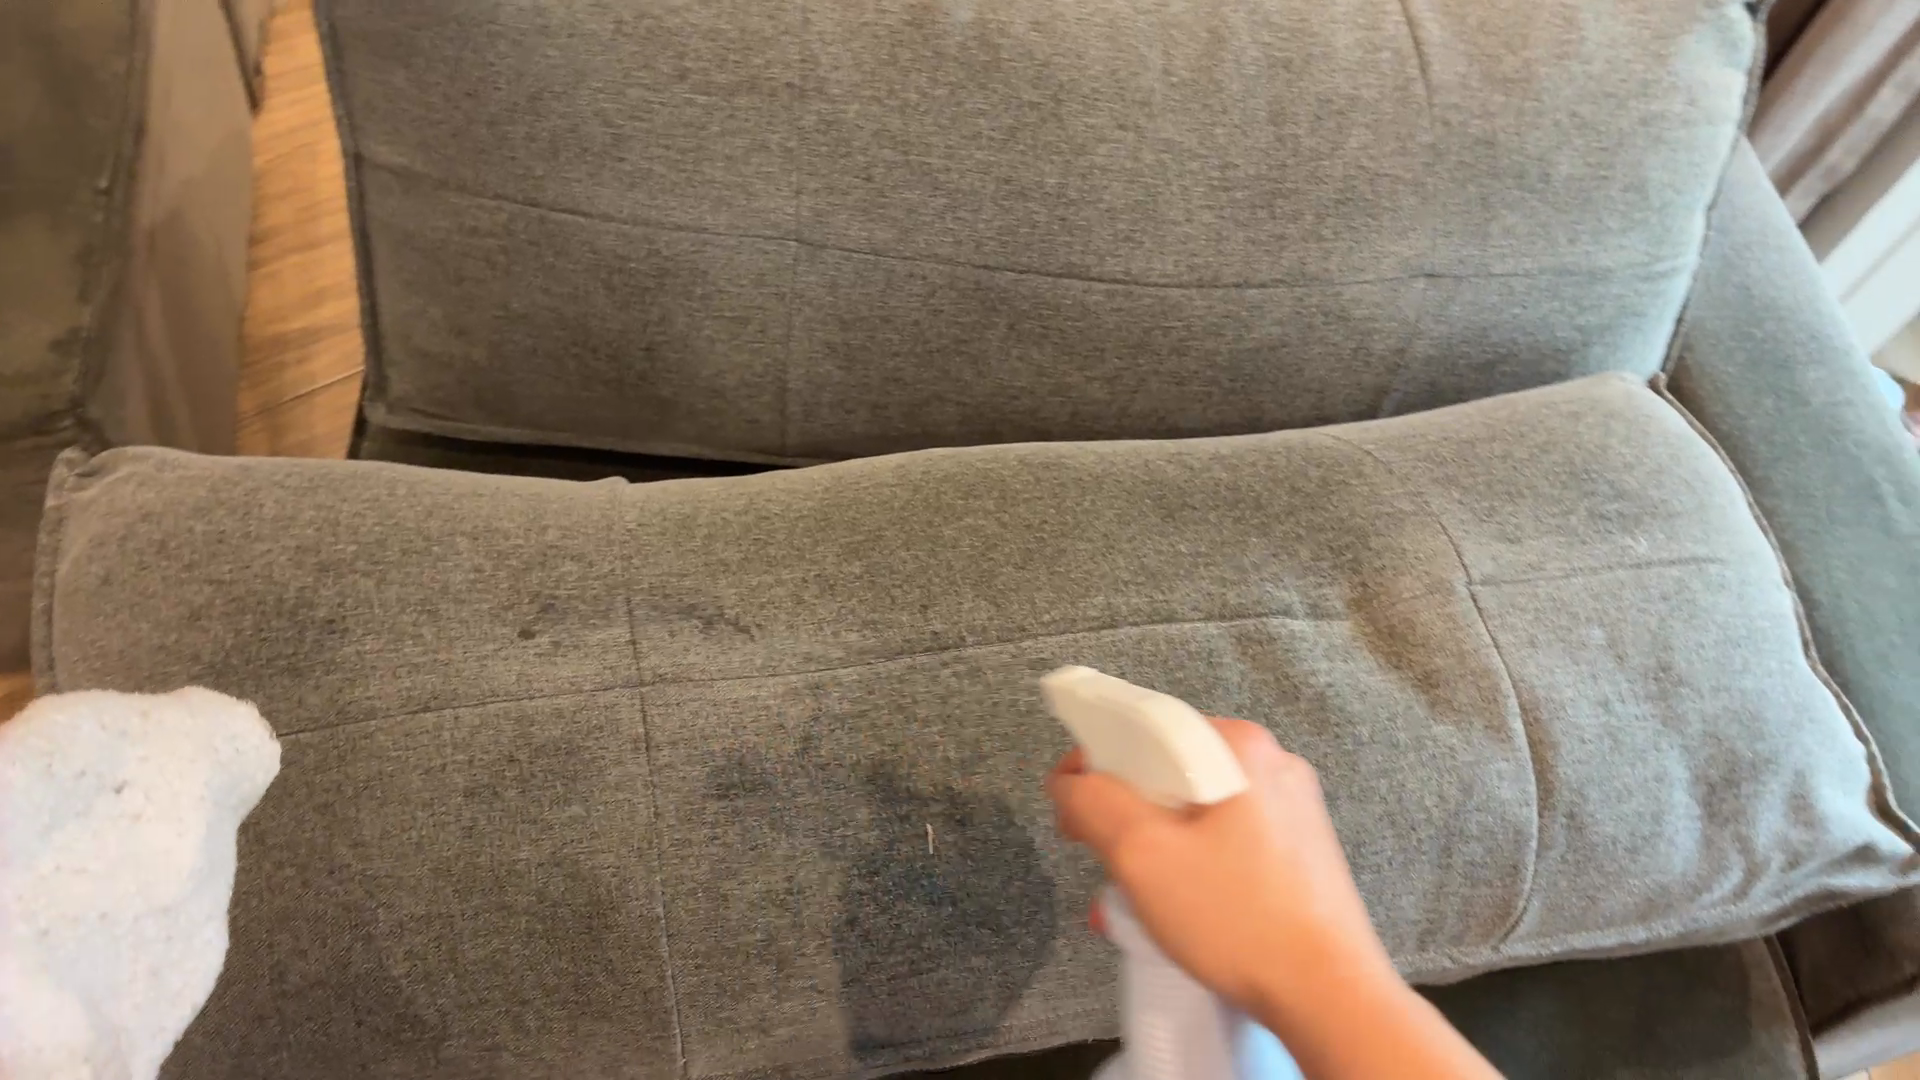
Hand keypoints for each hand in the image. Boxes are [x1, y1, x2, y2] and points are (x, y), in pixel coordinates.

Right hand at [1046, 717, 1396, 1027]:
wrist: (1335, 1002)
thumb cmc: (1234, 917)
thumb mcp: (1141, 853)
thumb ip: (1091, 802)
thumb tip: (1068, 783)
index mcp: (1237, 743)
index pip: (1143, 729)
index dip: (1093, 765)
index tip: (1069, 810)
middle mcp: (1269, 760)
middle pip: (1168, 769)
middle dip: (1124, 812)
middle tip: (1098, 856)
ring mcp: (1292, 804)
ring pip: (1194, 805)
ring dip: (1154, 841)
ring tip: (1130, 891)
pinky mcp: (1302, 845)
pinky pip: (1225, 832)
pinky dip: (1190, 855)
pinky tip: (1175, 899)